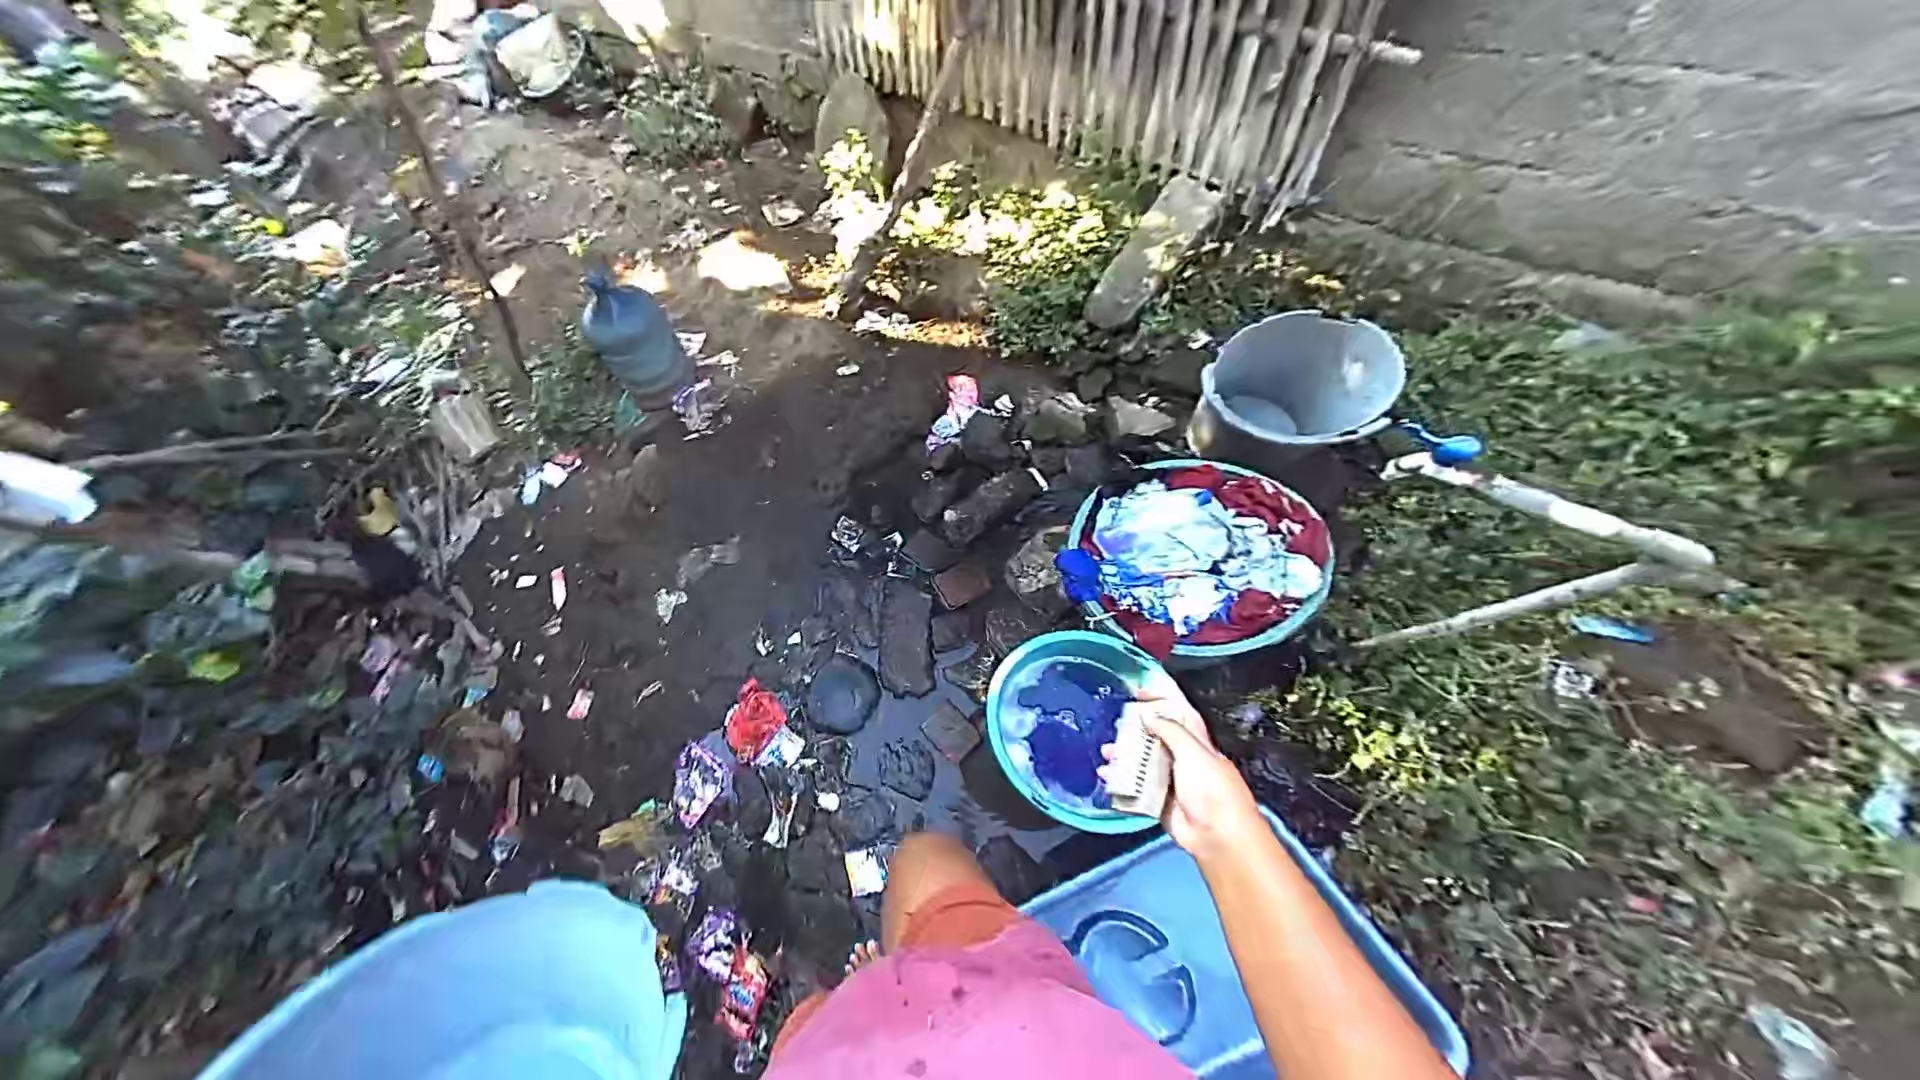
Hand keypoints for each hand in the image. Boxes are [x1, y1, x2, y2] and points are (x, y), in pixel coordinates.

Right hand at [1101, 674, 1262, 863]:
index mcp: (1197, 743)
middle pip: (1155, 738)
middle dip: (1134, 730)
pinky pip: (1135, 787)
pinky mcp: (1159, 802)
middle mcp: (1182, 759)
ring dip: (1123, 756)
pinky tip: (1107, 776)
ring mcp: (1170, 781)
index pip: (1178, 714)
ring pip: (1142, 762)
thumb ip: (1170, 730)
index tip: (1138, 692)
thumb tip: (1148, 715)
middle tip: (1115, 726)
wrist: (1218, 837)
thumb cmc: (1212, 790)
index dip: (1160, 700)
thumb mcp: (1194, 751)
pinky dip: (1120, 781)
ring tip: (1107, 753)